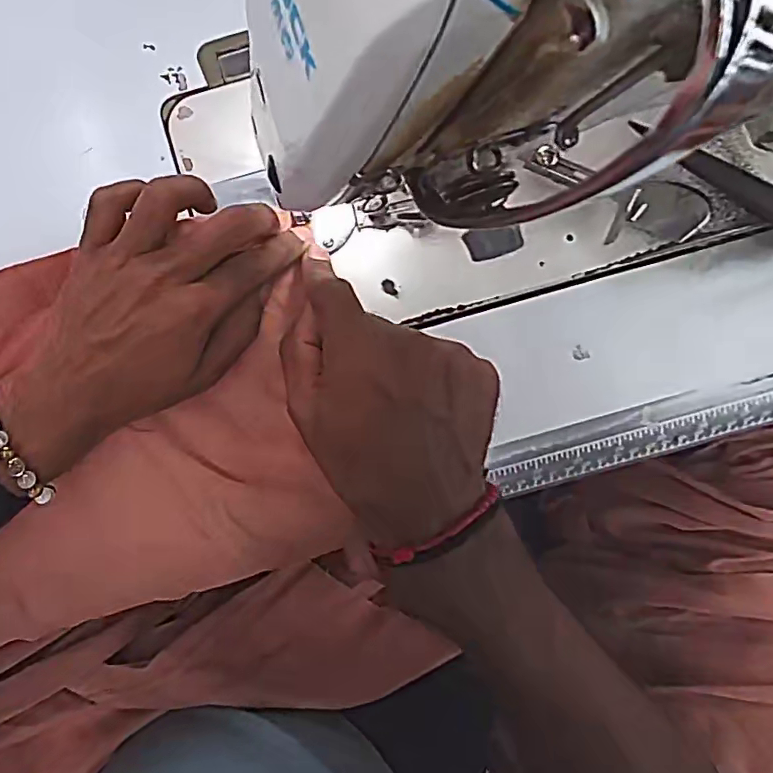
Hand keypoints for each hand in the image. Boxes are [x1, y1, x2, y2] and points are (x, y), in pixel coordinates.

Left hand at [0, 176, 305, 476]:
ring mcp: (123, 260)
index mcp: (192, 311)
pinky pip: (107, 203)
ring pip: (162, 198)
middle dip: (258, 217)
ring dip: (193, 191)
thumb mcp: (202, 374)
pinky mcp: (92, 252)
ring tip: (205, 205)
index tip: (287, 245)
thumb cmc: (133, 388)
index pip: (251, 266)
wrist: (73, 391)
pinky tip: (146, 204)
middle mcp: (160, 277)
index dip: (279, 251)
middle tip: (262, 223)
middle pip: (223, 227)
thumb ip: (239, 331)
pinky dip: (129, 191)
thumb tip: (262, 294)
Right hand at [280, 258, 500, 545]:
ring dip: (396, 361)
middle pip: (370, 322)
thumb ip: (298, 349)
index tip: (316, 267)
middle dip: (359, 344)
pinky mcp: (474, 368)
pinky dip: (429, 373)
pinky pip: (439, 354)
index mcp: (357, 349)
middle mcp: (405, 343)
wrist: (426, 506)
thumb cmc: (363, 467)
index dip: (320, 280)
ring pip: (406, 339)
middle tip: (358, 387)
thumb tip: (304, 312)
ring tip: (393, 404)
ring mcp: (445, 354)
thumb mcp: (304, 411)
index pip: (334, 290)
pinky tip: (421, 405)